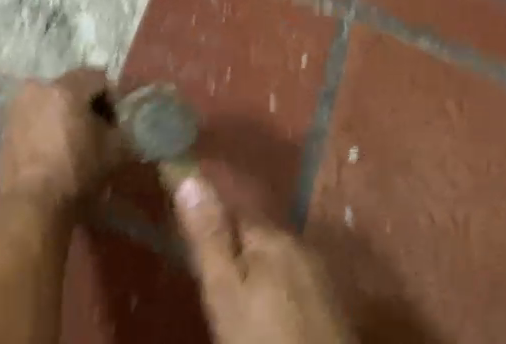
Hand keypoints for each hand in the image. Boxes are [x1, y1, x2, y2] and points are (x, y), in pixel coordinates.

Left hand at [0, 69, 121, 212]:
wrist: (32, 203)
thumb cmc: (77, 174)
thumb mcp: (115, 151)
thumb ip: (121, 127)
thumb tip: (116, 123)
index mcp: (65, 88)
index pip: (98, 78)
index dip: (112, 100)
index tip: (114, 125)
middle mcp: (38, 87)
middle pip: (71, 86)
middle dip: (85, 105)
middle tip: (94, 133)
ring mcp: (18, 104)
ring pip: (50, 100)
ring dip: (63, 114)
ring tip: (70, 142)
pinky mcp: (5, 122)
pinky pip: (33, 114)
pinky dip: (44, 124)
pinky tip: (50, 149)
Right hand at [173, 175, 352, 343]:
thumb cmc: (262, 339)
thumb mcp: (224, 292)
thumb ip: (208, 236)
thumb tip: (188, 177)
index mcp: (272, 236)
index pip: (233, 194)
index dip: (205, 187)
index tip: (177, 181)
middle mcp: (300, 244)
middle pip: (255, 220)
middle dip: (227, 217)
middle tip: (195, 226)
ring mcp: (319, 273)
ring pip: (273, 245)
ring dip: (247, 245)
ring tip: (221, 256)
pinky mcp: (329, 302)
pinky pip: (288, 268)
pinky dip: (267, 269)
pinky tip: (257, 286)